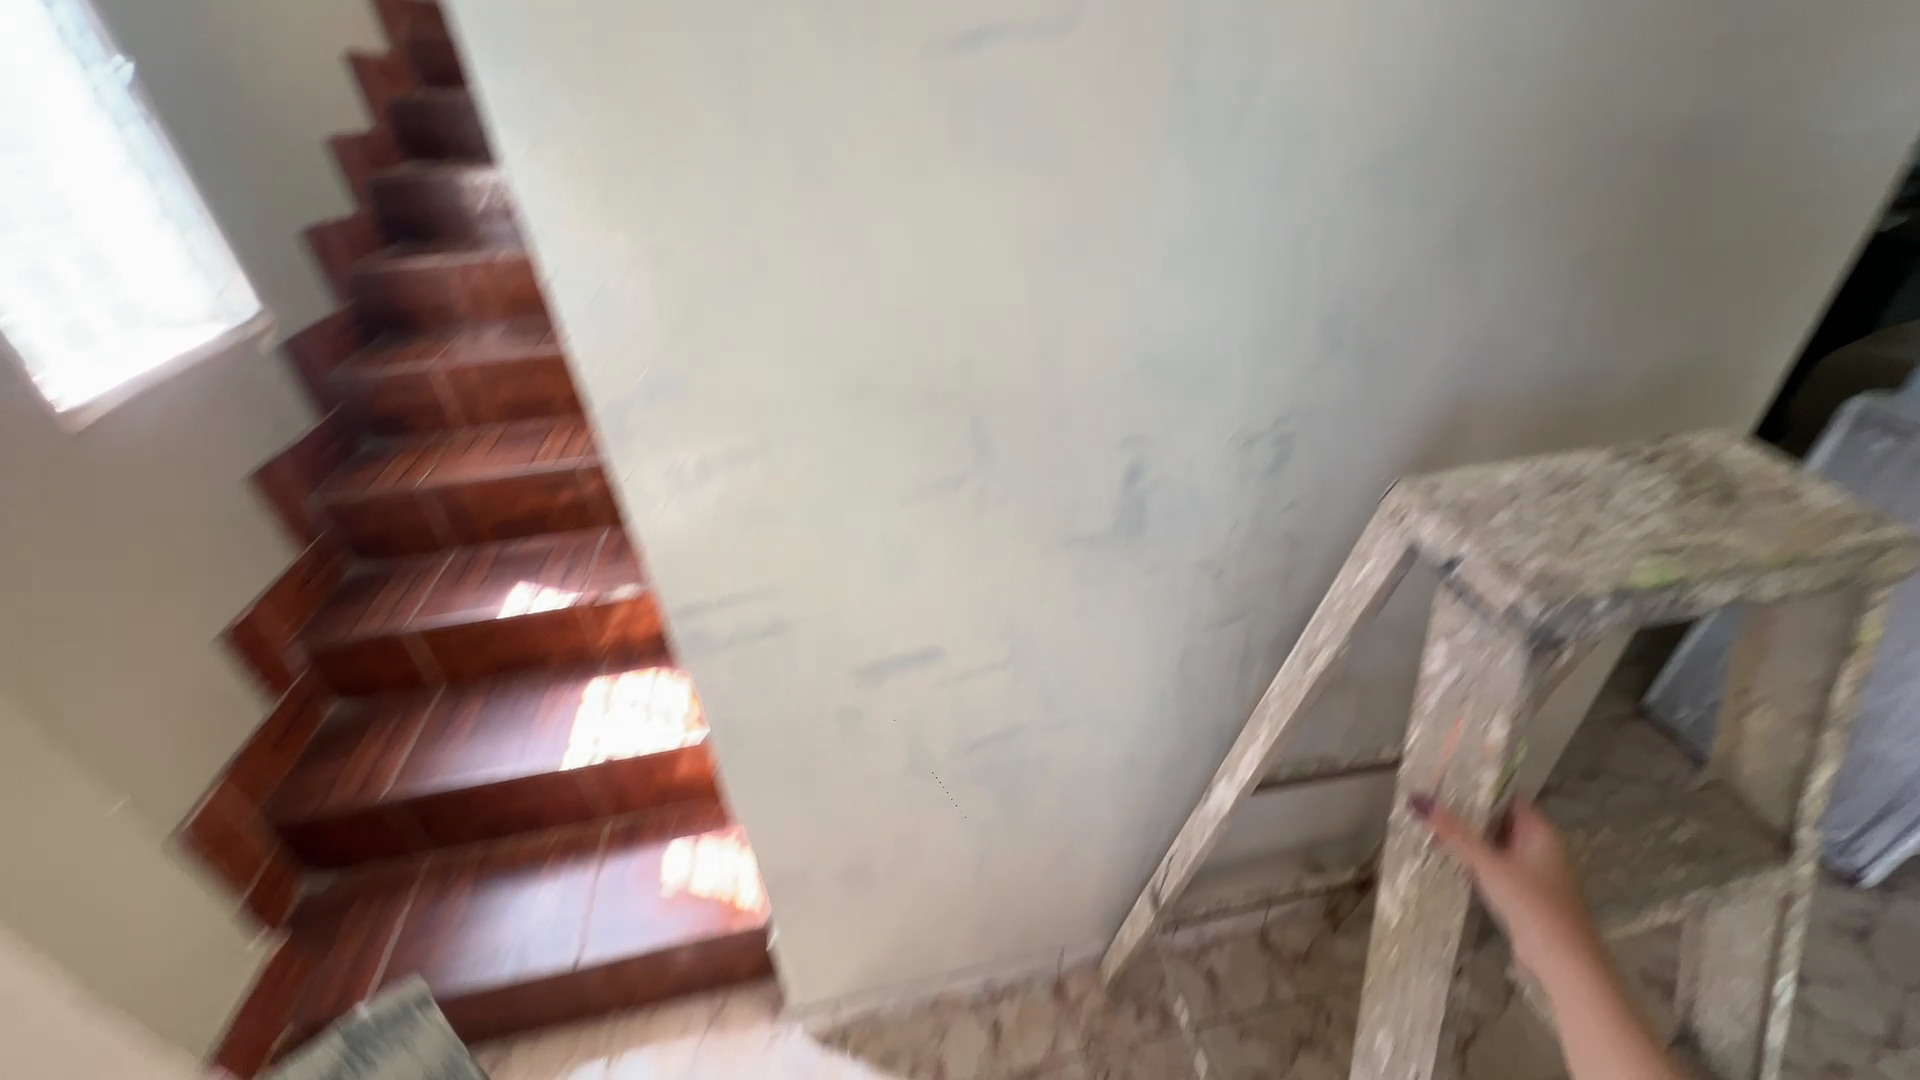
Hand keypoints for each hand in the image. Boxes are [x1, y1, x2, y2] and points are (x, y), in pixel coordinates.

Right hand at [1409, 796, 1604, 982]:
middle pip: (1498, 820)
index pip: (1506, 798)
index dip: (1476, 787)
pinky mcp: (1523, 894)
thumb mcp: (1488, 863)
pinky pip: (1493, 866)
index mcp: (1541, 833)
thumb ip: (1453, 832)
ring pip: (1494, 845)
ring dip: (1466, 838)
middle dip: (1465, 813)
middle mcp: (1540, 847)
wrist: (1563, 962)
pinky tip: (1445, 858)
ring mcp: (1533, 872)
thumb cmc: (1531, 903)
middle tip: (1427, 801)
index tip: (1441, 780)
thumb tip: (1416, 798)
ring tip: (1428, 824)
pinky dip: (1472, 860)